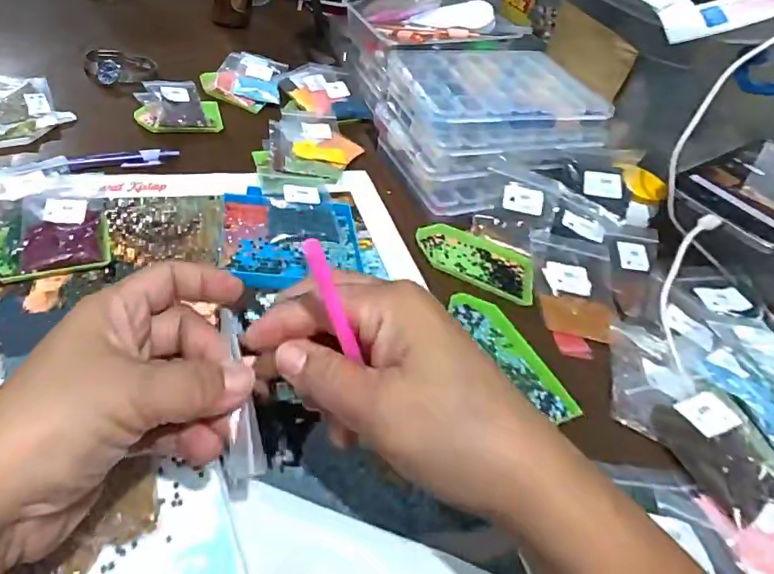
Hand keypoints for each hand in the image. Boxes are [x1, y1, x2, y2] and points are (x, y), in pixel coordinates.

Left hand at [0, 262, 253, 572]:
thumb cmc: (63, 414)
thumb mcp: (131, 390)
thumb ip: (193, 384)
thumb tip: (245, 378)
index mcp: (114, 313)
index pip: (166, 281)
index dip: (203, 282)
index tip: (242, 297)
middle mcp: (118, 344)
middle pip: (180, 336)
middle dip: (211, 361)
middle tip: (238, 394)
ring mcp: (118, 391)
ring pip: (177, 383)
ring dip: (205, 404)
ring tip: (224, 432)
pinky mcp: (118, 434)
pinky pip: (165, 422)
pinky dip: (187, 433)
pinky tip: (204, 452)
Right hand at [240, 272, 561, 528]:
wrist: (529, 477)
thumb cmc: (448, 433)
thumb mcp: (374, 409)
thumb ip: (320, 374)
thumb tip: (279, 350)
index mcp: (388, 300)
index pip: (315, 296)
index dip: (277, 322)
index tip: (245, 352)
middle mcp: (398, 304)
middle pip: (330, 309)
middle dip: (302, 345)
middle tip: (274, 380)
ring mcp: (412, 332)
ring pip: (347, 339)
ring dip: (329, 376)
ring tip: (331, 425)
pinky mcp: (421, 360)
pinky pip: (371, 362)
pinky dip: (354, 389)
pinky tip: (355, 430)